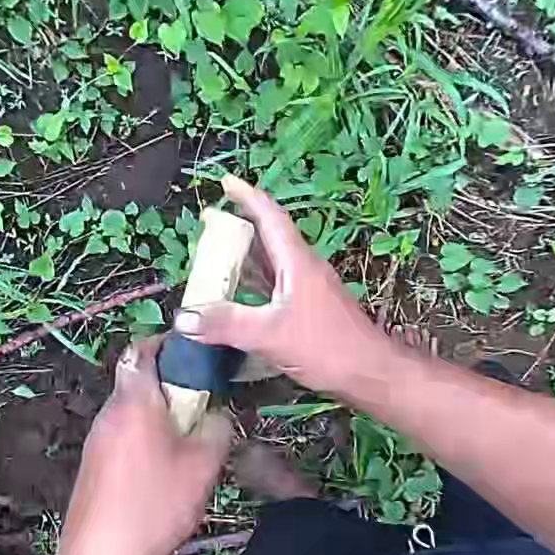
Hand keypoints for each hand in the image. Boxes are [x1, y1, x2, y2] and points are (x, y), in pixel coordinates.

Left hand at [57, 337, 234, 554]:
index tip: (194, 352)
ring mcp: (96, 441)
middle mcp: (109, 413)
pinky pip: (122, 437)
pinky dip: (143, 439)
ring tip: (186, 442)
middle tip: (201, 403)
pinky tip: (162, 472)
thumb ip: (217, 428)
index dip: (167, 342)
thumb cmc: (155, 505)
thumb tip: (215, 413)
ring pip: (131, 411)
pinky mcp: (92, 467)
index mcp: (134, 400)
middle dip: (170, 385)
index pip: (142, 348)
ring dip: (157, 415)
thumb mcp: (203, 465)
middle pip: (138, 380)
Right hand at [173, 175, 396, 395]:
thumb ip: (226, 324)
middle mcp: (303, 268)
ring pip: (272, 263)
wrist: (370, 372)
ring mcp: (308, 288)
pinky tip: (239, 297)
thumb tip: (184, 318)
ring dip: (246, 258)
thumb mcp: (270, 334)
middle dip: (239, 227)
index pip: (270, 217)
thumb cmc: (327, 346)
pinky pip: (276, 286)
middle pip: (269, 237)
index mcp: (296, 262)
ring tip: (216, 258)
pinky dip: (254, 284)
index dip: (247, 196)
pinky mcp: (309, 308)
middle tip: (210, 224)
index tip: (226, 182)